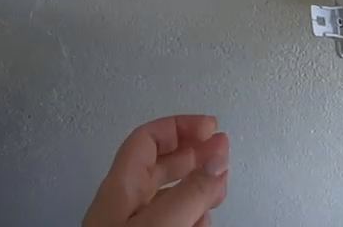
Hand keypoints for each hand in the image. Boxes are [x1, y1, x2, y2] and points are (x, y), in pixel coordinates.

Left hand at [83, 115, 229, 226]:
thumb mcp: (160, 221)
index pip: (148, 136)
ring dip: (197, 186)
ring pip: (168, 195)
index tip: (211, 127)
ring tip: (220, 186)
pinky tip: (203, 219)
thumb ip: (190, 190)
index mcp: (120, 185)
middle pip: (161, 164)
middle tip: (222, 151)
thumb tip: (219, 157)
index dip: (181, 126)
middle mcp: (123, 204)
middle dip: (195, 154)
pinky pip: (168, 221)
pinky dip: (190, 215)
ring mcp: (131, 226)